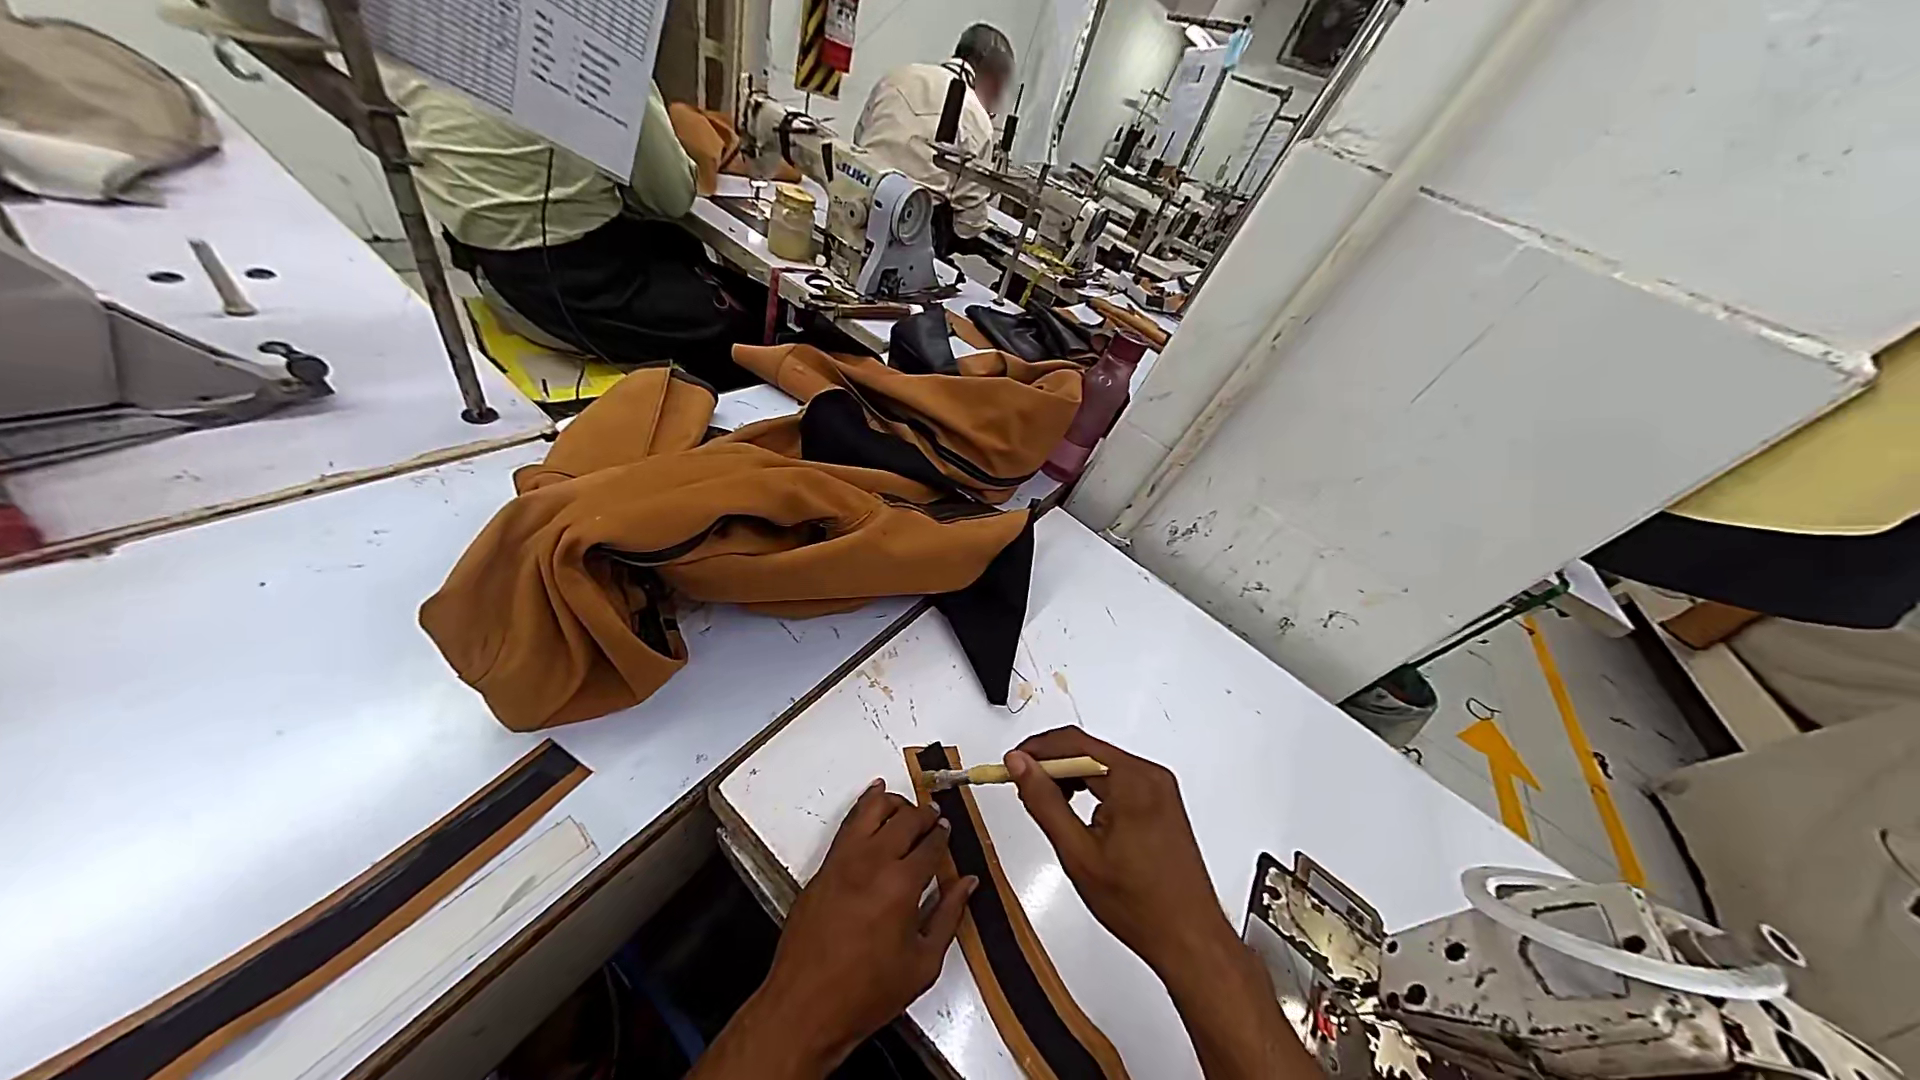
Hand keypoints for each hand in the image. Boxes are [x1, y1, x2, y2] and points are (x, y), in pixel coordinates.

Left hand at [694, 780, 975, 1078]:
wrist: (805, 1007)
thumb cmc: (863, 993)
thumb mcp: (922, 964)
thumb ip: (948, 915)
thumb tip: (966, 884)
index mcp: (901, 885)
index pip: (931, 844)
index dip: (943, 835)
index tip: (947, 833)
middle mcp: (872, 863)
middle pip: (906, 819)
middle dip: (925, 815)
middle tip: (933, 818)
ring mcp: (844, 860)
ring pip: (873, 808)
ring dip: (895, 803)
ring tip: (906, 808)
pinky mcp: (824, 866)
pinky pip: (848, 822)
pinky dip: (864, 805)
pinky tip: (873, 799)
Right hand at [1003, 727, 1228, 975]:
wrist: (1189, 939)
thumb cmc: (1142, 905)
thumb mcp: (1077, 852)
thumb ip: (1044, 801)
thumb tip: (1020, 764)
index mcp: (1133, 781)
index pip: (1073, 743)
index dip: (1036, 750)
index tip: (1012, 764)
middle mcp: (1150, 776)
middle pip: (1088, 751)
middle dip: (1051, 765)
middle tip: (1023, 786)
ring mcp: (1159, 788)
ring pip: (1100, 765)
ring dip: (1069, 777)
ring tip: (1047, 803)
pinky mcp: (1160, 801)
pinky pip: (1117, 779)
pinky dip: (1090, 788)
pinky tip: (1075, 811)